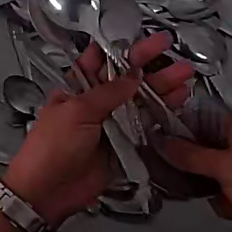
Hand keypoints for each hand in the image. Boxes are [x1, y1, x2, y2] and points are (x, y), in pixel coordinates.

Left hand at [1, 31, 193, 224]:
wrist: (47, 192)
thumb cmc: (50, 148)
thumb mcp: (77, 111)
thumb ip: (108, 92)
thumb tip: (134, 74)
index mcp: (76, 89)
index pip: (101, 61)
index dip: (123, 49)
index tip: (144, 39)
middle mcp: (95, 104)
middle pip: (126, 78)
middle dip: (149, 63)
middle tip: (169, 49)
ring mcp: (110, 124)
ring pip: (140, 100)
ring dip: (161, 87)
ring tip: (184, 75)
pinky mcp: (123, 145)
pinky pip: (145, 126)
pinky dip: (162, 114)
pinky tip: (177, 102)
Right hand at [159, 114, 231, 231]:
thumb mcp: (226, 165)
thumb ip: (190, 154)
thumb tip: (158, 141)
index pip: (200, 116)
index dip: (177, 124)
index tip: (152, 133)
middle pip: (200, 145)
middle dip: (184, 158)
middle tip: (158, 164)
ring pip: (205, 171)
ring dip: (199, 182)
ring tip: (183, 188)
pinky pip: (217, 192)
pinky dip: (217, 200)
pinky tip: (222, 207)